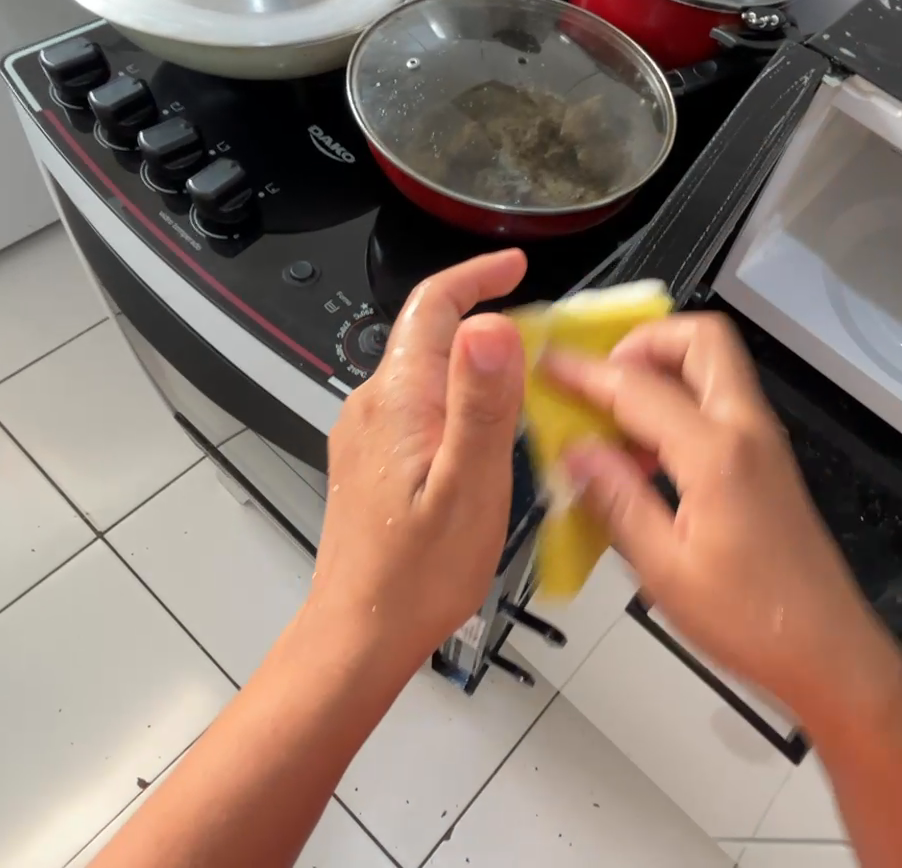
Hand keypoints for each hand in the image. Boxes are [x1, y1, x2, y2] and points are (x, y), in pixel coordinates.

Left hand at [308, 250, 526, 663]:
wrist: (359, 635)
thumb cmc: (418, 572)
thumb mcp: (468, 484)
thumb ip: (481, 402)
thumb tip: (493, 326)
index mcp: (399, 397)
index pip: (432, 305)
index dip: (476, 275)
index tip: (517, 265)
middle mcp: (373, 403)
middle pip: (429, 334)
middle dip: (484, 319)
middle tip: (542, 336)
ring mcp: (367, 432)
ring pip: (426, 371)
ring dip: (473, 363)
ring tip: (525, 386)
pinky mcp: (371, 459)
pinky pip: (419, 406)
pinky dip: (457, 397)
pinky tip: (484, 434)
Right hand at [541, 313, 901, 716]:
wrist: (829, 651)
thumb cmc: (750, 621)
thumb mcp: (665, 570)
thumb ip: (617, 500)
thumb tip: (575, 453)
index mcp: (717, 453)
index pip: (639, 387)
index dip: (586, 372)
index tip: (549, 362)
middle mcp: (747, 428)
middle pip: (701, 338)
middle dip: (644, 340)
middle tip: (599, 375)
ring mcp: (763, 439)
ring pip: (713, 365)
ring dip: (661, 370)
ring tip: (613, 418)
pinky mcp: (766, 457)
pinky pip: (718, 401)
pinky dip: (678, 401)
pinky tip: (645, 454)